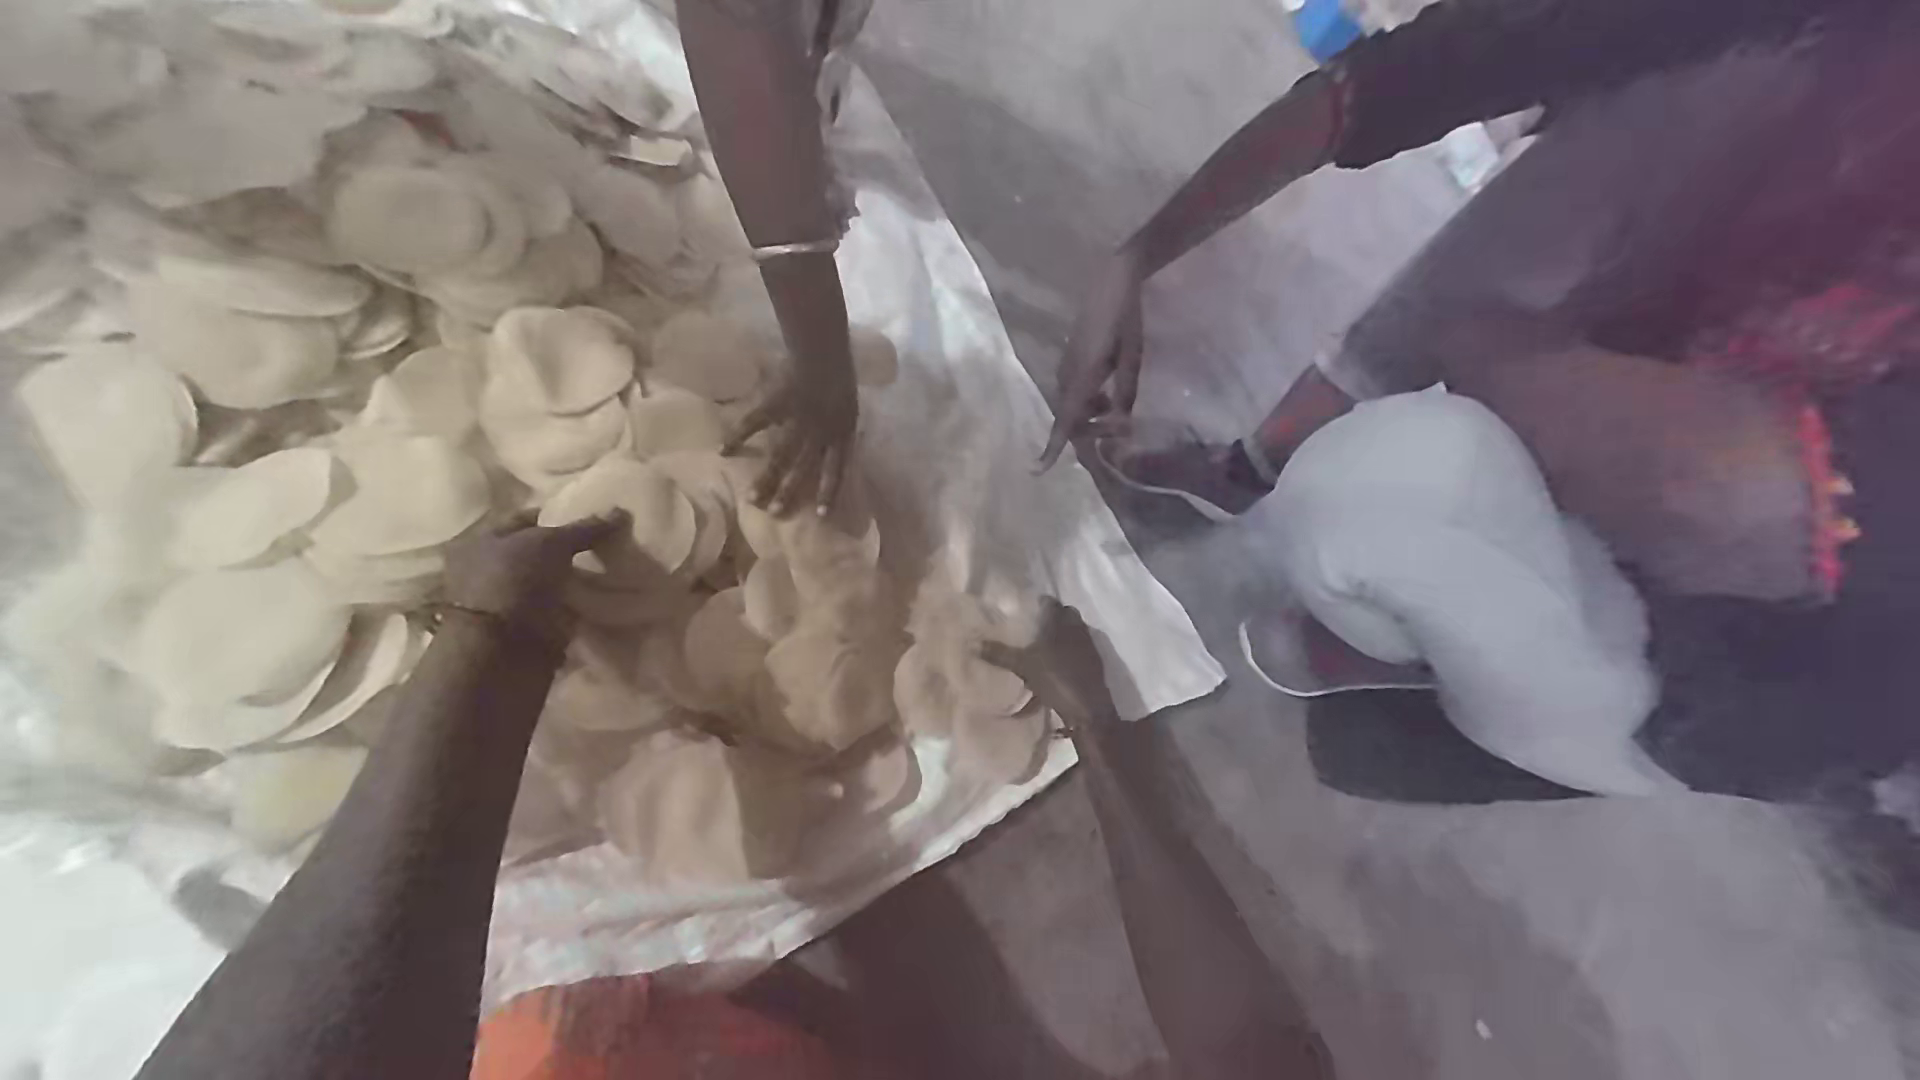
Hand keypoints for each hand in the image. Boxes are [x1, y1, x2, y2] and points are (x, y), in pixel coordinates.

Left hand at [443, 510, 627, 622]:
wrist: (507, 646)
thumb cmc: (515, 580)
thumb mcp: (551, 542)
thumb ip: (586, 528)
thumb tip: (620, 511)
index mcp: (485, 541)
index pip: (527, 519)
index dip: (560, 515)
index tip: (594, 517)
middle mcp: (494, 567)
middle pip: (543, 550)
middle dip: (575, 547)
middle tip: (612, 540)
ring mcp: (514, 597)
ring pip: (556, 577)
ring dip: (581, 574)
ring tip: (617, 564)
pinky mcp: (534, 622)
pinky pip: (565, 603)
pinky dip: (583, 599)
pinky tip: (608, 590)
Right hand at [726, 349, 858, 515]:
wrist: (824, 349)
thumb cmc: (840, 375)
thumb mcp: (848, 407)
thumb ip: (840, 428)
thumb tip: (838, 444)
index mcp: (840, 433)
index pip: (837, 469)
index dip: (830, 492)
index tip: (821, 515)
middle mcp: (819, 433)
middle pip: (804, 468)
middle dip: (789, 492)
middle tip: (775, 513)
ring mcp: (796, 421)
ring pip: (780, 456)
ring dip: (766, 478)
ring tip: (751, 499)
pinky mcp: (775, 405)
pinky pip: (754, 423)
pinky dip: (738, 436)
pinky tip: (724, 452)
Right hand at [979, 598, 1117, 728]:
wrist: (1089, 709)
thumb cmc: (1056, 678)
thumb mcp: (1023, 666)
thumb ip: (1000, 654)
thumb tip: (974, 643)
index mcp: (1061, 622)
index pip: (1049, 602)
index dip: (1037, 604)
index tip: (1024, 610)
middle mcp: (1077, 628)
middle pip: (1064, 615)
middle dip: (1050, 619)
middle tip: (1032, 627)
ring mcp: (1089, 646)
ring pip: (1073, 632)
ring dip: (1060, 636)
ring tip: (1041, 648)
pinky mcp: (1094, 663)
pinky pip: (1079, 650)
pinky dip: (1068, 653)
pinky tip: (1055, 667)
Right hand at [1039, 247, 1146, 470]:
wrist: (1111, 280)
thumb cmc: (1125, 318)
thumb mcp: (1132, 357)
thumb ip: (1126, 392)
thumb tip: (1122, 424)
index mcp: (1081, 377)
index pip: (1065, 421)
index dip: (1051, 447)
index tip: (1037, 470)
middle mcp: (1067, 377)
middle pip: (1071, 421)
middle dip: (1093, 432)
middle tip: (1123, 427)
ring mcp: (1065, 370)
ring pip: (1073, 409)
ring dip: (1093, 418)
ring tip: (1119, 409)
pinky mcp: (1069, 364)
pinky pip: (1074, 395)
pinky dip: (1090, 404)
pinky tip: (1108, 394)